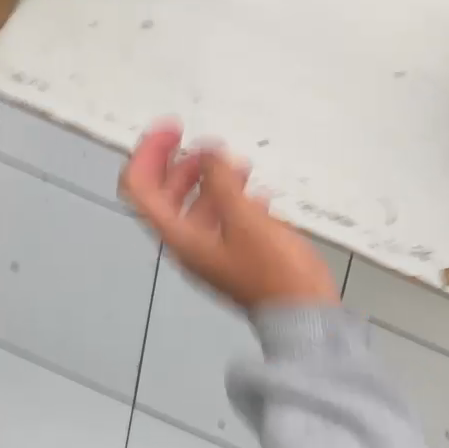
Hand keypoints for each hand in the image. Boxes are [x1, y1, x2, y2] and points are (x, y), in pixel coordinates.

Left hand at [120, 119, 337, 309]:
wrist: (306, 317)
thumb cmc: (276, 270)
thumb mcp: (247, 220)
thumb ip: (221, 182)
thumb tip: (208, 152)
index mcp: (181, 236)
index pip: (141, 186)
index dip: (150, 152)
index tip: (175, 130)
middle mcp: (190, 246)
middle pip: (168, 197)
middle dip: (183, 165)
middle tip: (209, 146)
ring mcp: (216, 255)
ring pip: (200, 209)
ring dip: (213, 182)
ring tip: (240, 166)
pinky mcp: (242, 261)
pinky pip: (227, 224)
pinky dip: (235, 202)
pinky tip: (259, 195)